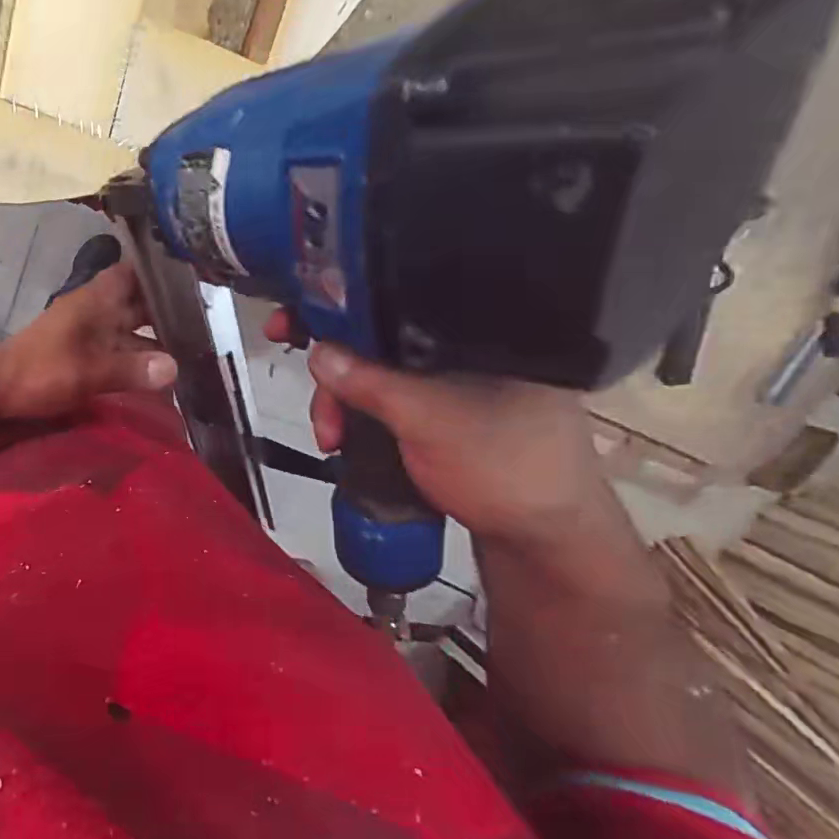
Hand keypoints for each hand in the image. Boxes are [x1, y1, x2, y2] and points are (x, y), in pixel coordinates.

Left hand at [0, 261, 177, 419]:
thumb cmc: (40, 373)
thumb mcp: (89, 372)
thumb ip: (132, 369)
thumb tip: (175, 367)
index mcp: (95, 301)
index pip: (131, 272)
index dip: (158, 270)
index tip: (191, 276)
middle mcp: (95, 310)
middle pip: (137, 300)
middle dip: (167, 307)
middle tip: (206, 319)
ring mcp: (89, 332)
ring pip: (131, 327)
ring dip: (156, 336)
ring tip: (194, 348)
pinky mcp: (85, 353)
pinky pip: (121, 347)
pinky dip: (141, 355)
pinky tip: (162, 370)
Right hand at [264, 309, 610, 555]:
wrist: (544, 541)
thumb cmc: (503, 466)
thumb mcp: (429, 420)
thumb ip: (371, 384)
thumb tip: (318, 350)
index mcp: (472, 328)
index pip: (395, 297)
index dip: (340, 304)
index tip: (294, 316)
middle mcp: (462, 347)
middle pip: (377, 341)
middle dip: (335, 376)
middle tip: (319, 414)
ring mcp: (452, 384)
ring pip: (378, 377)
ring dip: (344, 404)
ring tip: (330, 440)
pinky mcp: (442, 417)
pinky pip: (389, 404)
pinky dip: (363, 419)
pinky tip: (344, 442)